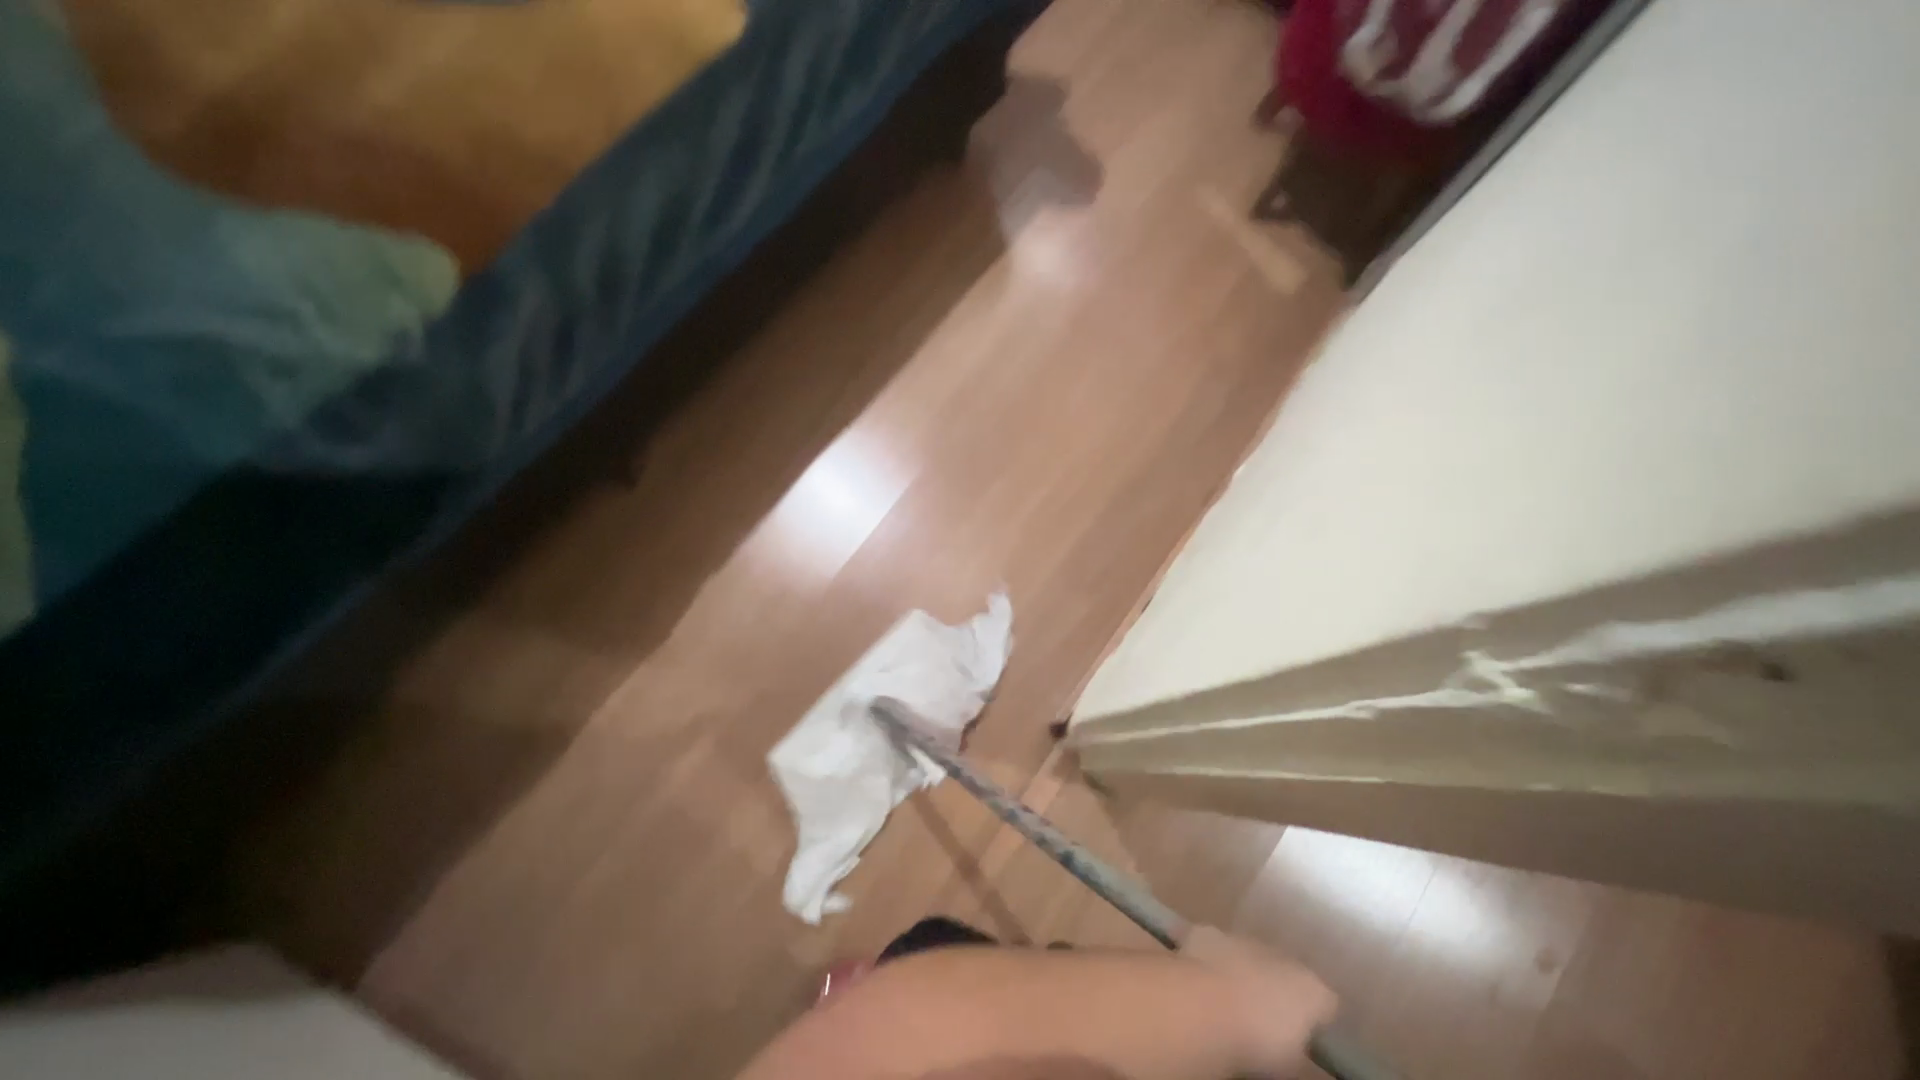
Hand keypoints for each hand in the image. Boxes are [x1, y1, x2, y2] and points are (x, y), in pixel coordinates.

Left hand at [1180, 926, 1336, 1076]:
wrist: (1202, 1006)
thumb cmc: (1255, 1041)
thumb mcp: (1289, 1066)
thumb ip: (1303, 1063)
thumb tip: (1305, 1064)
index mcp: (1311, 990)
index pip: (1326, 1003)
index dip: (1315, 1021)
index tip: (1302, 1039)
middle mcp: (1281, 956)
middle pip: (1286, 974)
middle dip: (1276, 991)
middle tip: (1261, 1020)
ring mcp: (1243, 940)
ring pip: (1250, 956)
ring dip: (1244, 972)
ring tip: (1228, 1001)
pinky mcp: (1208, 934)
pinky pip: (1215, 947)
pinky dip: (1211, 961)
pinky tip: (1199, 982)